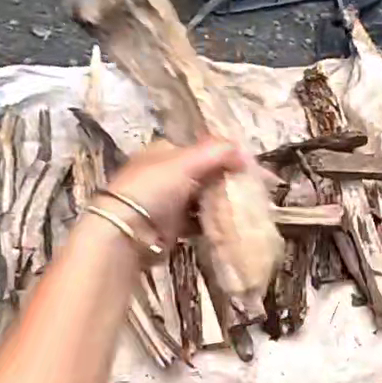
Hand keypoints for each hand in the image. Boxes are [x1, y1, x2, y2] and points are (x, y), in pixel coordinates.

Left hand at [103, 138, 245, 244]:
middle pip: (206, 174)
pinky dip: (213, 222)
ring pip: (204, 198)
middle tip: (254, 190)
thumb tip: (246, 152)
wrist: (126, 233)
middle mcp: (166, 173)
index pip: (204, 149)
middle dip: (228, 181)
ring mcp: (169, 201)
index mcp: (166, 151)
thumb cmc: (153, 189)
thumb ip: (217, 152)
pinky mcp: (173, 226)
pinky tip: (229, 224)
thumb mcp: (186, 162)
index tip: (252, 168)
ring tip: (246, 207)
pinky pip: (200, 221)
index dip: (228, 156)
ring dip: (222, 203)